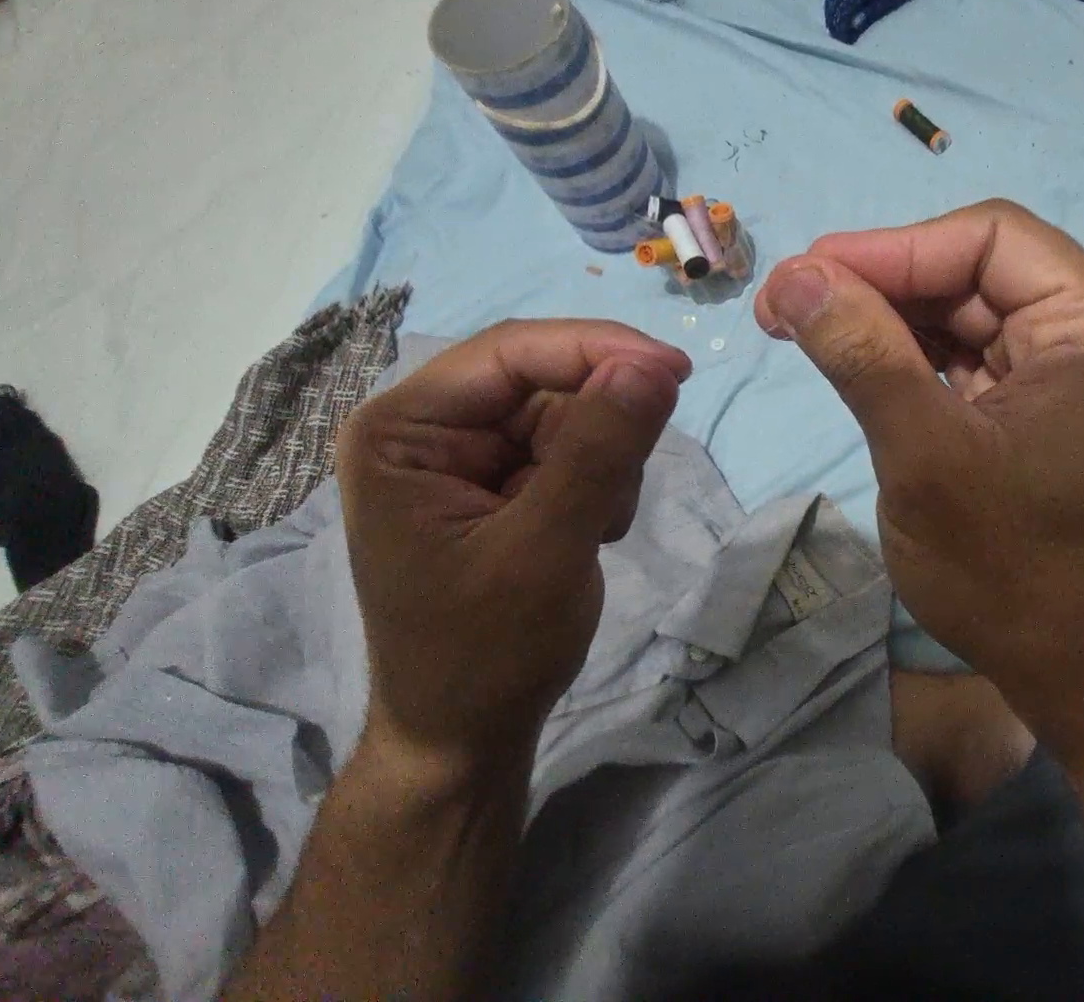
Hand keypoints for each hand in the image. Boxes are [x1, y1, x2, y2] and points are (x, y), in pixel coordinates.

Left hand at [335, 320, 690, 764]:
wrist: (469, 733)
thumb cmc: (487, 650)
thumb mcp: (546, 548)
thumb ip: (599, 453)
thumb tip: (655, 368)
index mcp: (404, 431)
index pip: (510, 352)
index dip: (598, 350)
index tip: (679, 372)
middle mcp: (430, 431)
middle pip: (546, 384)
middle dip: (599, 436)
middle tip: (612, 506)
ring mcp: (467, 460)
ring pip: (573, 419)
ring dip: (605, 469)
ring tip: (592, 535)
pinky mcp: (503, 487)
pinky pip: (576, 453)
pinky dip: (601, 489)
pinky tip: (588, 537)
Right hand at [756, 200, 1083, 759]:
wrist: (1064, 665)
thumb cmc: (1006, 570)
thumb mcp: (925, 456)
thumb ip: (862, 353)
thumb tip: (793, 273)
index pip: (987, 238)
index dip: (887, 249)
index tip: (800, 278)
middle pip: (973, 268)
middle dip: (879, 285)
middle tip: (785, 309)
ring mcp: (1072, 367)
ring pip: (964, 309)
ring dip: (885, 318)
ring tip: (804, 332)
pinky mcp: (1043, 402)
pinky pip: (969, 354)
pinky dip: (910, 356)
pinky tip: (856, 362)